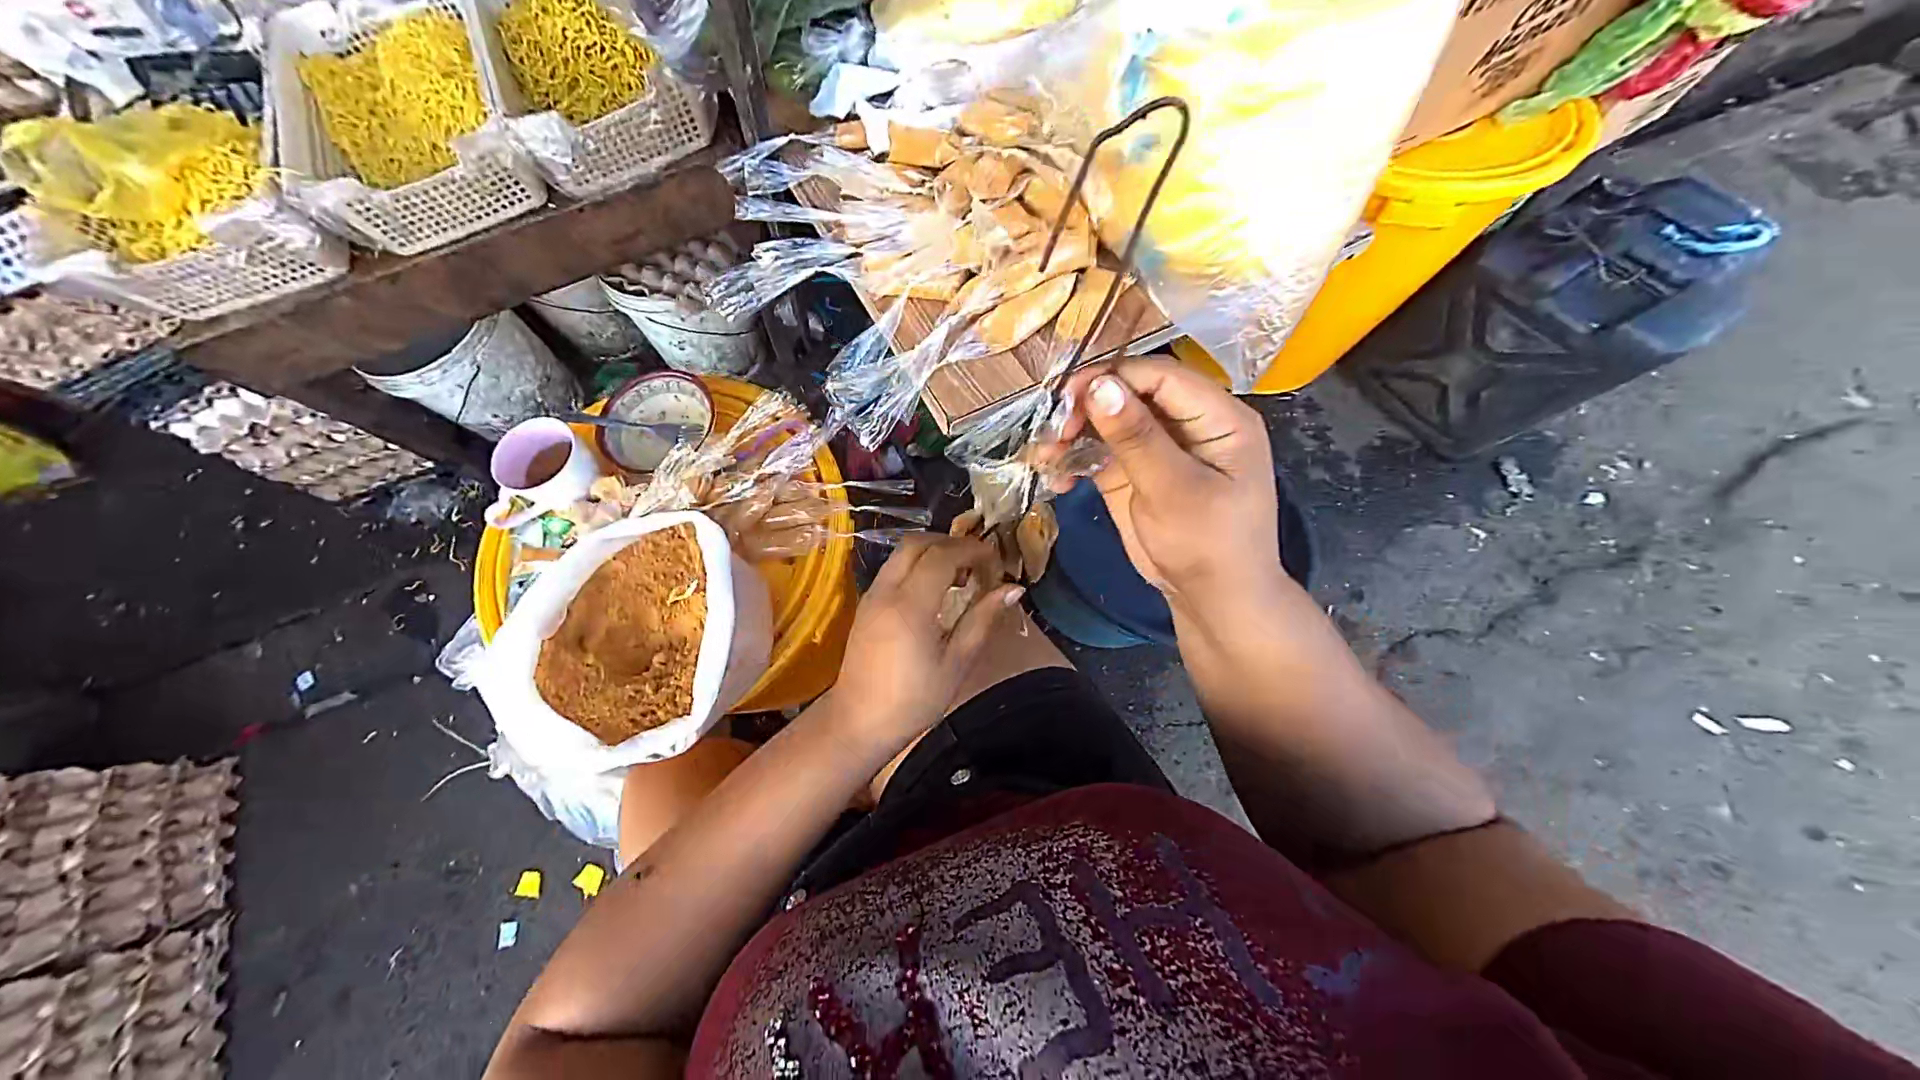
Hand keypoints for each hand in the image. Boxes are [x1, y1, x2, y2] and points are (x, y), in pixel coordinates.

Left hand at [827, 534, 1022, 748]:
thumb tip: (1013, 589)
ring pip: (901, 553)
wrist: (858, 722)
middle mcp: (886, 591)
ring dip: (932, 552)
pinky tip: (936, 590)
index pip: (942, 555)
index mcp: (910, 605)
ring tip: (961, 575)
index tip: (995, 559)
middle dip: (950, 543)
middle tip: (978, 562)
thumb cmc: (913, 700)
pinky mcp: (865, 606)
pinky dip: (917, 566)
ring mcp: (871, 596)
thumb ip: (983, 620)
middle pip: (917, 543)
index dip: (972, 550)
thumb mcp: (956, 663)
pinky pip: (892, 569)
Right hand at [1046, 355, 1279, 606]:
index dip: (1114, 378)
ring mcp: (1158, 448)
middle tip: (1053, 430)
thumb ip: (1137, 438)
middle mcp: (1187, 423)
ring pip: (1108, 421)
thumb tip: (1100, 386)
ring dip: (1073, 433)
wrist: (1212, 602)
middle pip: (1129, 393)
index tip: (1068, 396)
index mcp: (1217, 417)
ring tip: (1045, 455)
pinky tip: (1056, 475)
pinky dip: (1074, 458)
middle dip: (1086, 406)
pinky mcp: (1134, 472)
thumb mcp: (1175, 491)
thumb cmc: (1210, 547)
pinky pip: (1098, 451)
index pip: (1161, 376)